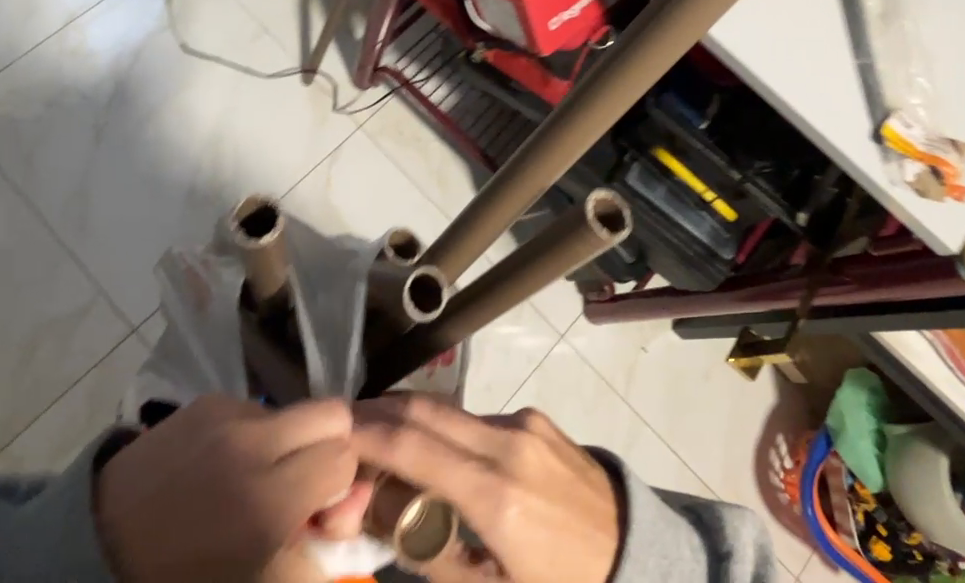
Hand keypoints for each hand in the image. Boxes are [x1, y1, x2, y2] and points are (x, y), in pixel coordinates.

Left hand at [95, 395, 371, 581]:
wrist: (107, 539)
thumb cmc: (190, 570)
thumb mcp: (265, 579)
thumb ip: (321, 550)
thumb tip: (352, 505)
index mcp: (269, 499)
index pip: (345, 457)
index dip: (340, 484)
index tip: (319, 506)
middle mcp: (253, 443)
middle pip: (333, 411)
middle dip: (330, 443)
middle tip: (305, 478)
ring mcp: (227, 413)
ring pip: (294, 408)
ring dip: (291, 439)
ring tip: (258, 473)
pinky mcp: (207, 401)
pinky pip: (255, 407)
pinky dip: (255, 432)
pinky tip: (227, 462)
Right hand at [353, 393, 621, 582]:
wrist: (637, 556)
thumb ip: (422, 544)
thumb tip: (363, 505)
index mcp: (497, 495)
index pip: (411, 446)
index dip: (361, 436)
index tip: (326, 436)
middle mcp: (508, 443)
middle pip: (421, 409)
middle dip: (372, 412)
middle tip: (336, 428)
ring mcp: (524, 424)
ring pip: (445, 409)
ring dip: (403, 419)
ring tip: (375, 443)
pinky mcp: (535, 418)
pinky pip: (473, 417)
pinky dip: (440, 429)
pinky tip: (431, 454)